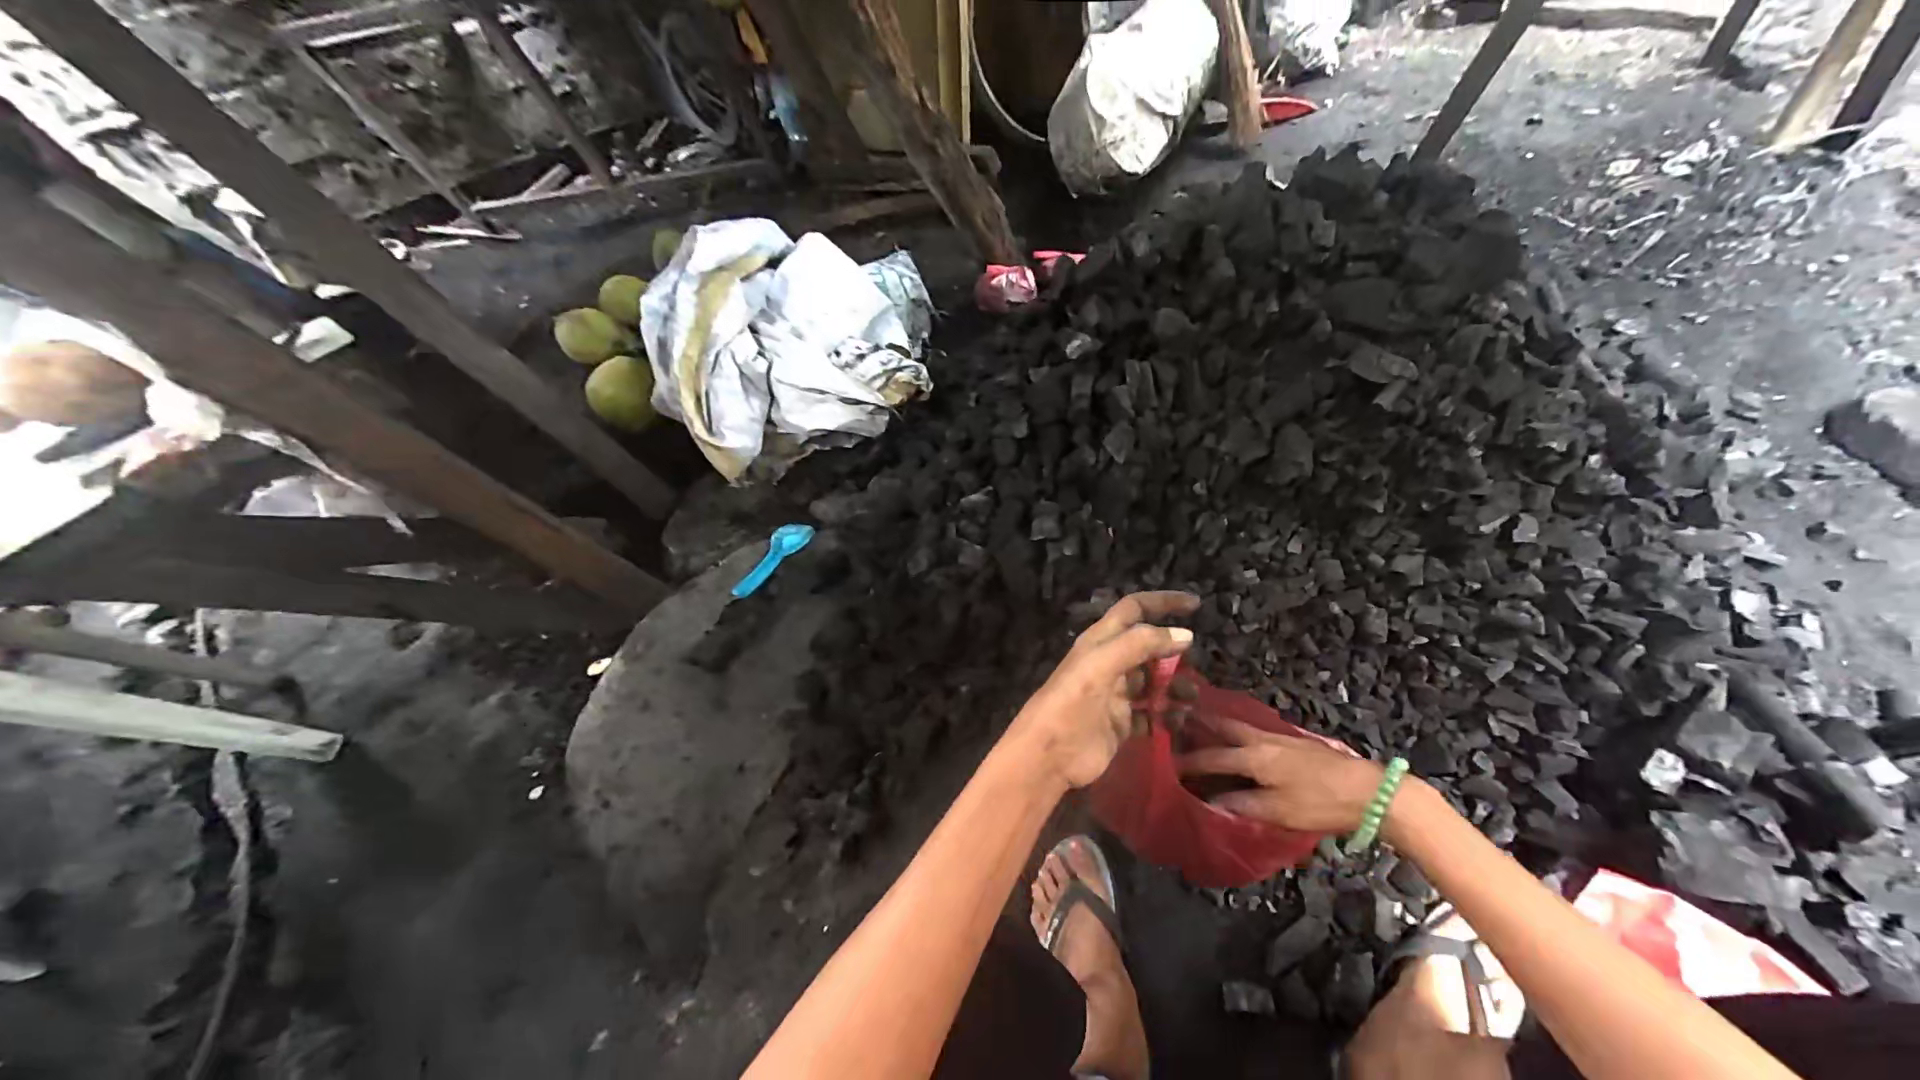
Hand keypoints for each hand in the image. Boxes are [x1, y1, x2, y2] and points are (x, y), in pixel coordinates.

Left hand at [1006, 591, 1199, 789]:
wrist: (1049, 757)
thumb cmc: (1071, 704)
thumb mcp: (1102, 664)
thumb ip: (1141, 644)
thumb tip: (1185, 634)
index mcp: (1100, 641)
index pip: (1134, 609)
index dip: (1163, 602)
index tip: (1196, 604)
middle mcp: (1109, 663)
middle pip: (1149, 648)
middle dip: (1175, 653)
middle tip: (1195, 669)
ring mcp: (1116, 694)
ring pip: (1155, 681)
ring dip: (1176, 686)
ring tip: (1188, 699)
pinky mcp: (1121, 723)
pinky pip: (1153, 713)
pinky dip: (1169, 714)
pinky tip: (1178, 721)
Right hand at [1176, 715, 1384, 832]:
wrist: (1370, 791)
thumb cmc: (1320, 803)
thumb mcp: (1278, 812)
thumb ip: (1241, 805)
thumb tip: (1210, 802)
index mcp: (1253, 757)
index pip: (1211, 758)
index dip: (1188, 762)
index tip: (1166, 764)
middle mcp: (1261, 740)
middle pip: (1224, 727)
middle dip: (1199, 724)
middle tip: (1178, 720)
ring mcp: (1280, 737)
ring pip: (1240, 726)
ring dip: (1219, 723)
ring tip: (1202, 722)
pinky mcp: (1295, 741)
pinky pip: (1255, 730)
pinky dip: (1238, 730)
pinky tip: (1240, 737)